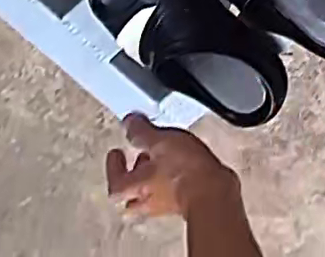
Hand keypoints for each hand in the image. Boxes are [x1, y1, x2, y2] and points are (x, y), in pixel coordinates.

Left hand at [107, 115, 241, 219]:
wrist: (211, 191)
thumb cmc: (184, 170)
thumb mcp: (160, 141)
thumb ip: (142, 132)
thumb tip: (129, 122)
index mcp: (136, 186)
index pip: (115, 181)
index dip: (113, 166)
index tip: (116, 152)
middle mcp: (148, 199)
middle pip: (131, 193)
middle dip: (134, 176)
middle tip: (139, 159)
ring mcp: (167, 203)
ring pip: (151, 193)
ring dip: (153, 178)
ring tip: (163, 160)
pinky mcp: (185, 201)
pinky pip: (172, 192)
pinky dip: (172, 180)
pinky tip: (183, 168)